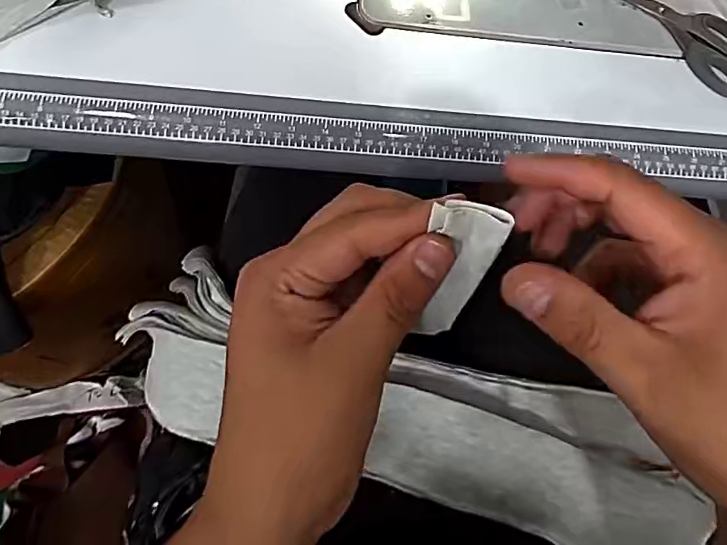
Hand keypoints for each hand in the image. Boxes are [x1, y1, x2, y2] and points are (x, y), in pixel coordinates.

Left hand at [177, 185, 454, 544]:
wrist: (265, 515)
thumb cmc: (298, 444)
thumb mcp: (353, 366)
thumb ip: (396, 296)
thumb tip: (440, 242)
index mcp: (277, 275)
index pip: (351, 228)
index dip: (409, 218)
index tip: (462, 213)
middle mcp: (282, 270)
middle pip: (349, 220)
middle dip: (402, 218)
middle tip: (458, 225)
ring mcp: (295, 291)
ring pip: (354, 241)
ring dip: (398, 237)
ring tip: (447, 241)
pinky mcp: (313, 312)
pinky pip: (356, 272)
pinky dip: (389, 265)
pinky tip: (420, 267)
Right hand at [501, 156, 726, 544]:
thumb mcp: (644, 372)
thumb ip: (576, 318)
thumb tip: (514, 279)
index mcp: (698, 245)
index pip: (617, 184)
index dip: (558, 171)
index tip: (510, 170)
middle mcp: (699, 241)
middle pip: (618, 197)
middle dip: (562, 202)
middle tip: (514, 225)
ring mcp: (696, 265)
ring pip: (621, 225)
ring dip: (576, 233)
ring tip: (537, 256)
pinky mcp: (688, 290)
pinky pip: (630, 258)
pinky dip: (594, 265)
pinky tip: (574, 293)